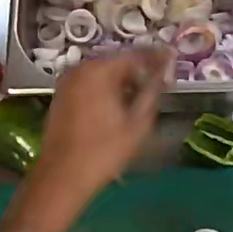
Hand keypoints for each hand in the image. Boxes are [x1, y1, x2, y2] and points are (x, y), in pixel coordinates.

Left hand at [28, 48, 171, 210]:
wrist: (63, 176)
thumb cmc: (104, 151)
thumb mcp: (137, 123)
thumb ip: (152, 92)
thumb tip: (164, 73)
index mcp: (99, 71)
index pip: (135, 55)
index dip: (156, 57)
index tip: (172, 57)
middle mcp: (80, 69)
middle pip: (116, 62)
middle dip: (138, 70)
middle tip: (159, 80)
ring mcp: (66, 82)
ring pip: (101, 74)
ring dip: (121, 81)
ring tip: (140, 96)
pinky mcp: (60, 96)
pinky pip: (88, 84)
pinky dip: (105, 89)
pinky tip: (117, 105)